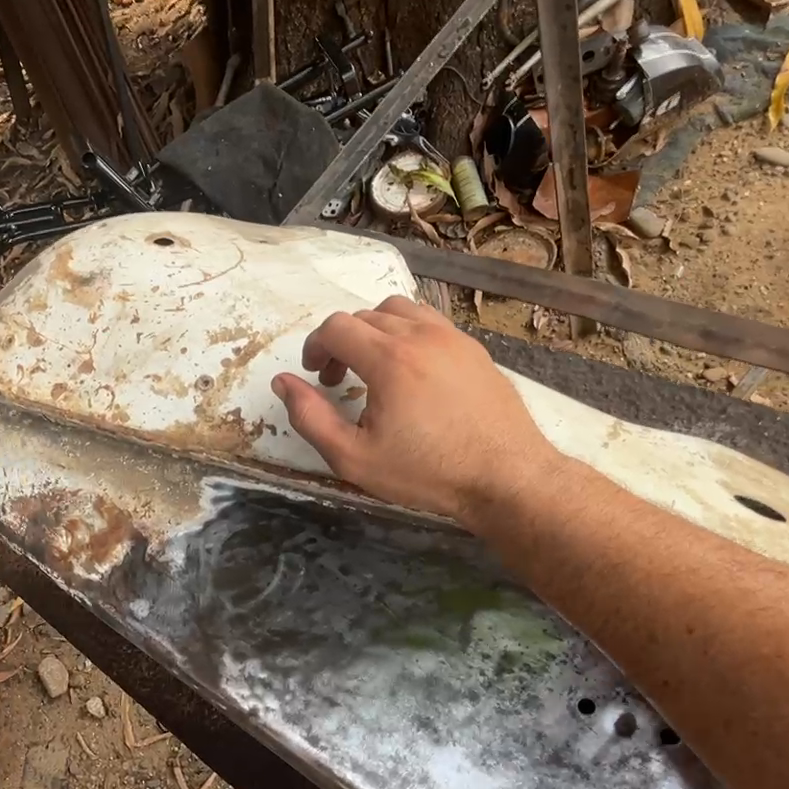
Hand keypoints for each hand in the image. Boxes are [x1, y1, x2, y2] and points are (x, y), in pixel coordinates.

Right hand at [271, 296, 559, 526]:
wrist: (505, 477)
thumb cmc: (425, 473)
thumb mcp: (352, 457)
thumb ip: (310, 417)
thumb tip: (283, 382)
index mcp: (389, 358)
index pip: (336, 327)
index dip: (314, 346)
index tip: (313, 375)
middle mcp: (421, 335)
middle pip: (365, 316)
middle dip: (340, 342)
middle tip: (336, 381)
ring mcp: (453, 338)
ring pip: (399, 311)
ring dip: (373, 332)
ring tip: (371, 369)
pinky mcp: (474, 349)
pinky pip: (429, 323)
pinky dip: (406, 335)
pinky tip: (408, 374)